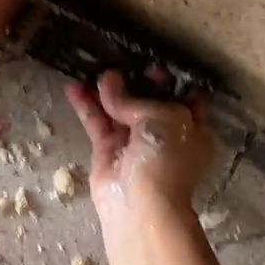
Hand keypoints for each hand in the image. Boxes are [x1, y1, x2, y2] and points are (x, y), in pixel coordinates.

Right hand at [66, 69, 214, 220]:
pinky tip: (73, 86)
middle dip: (134, 78)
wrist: (140, 205)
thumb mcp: (164, 117)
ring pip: (119, 108)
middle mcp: (164, 133)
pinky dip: (85, 104)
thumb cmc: (165, 158)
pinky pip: (96, 121)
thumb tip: (107, 81)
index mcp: (191, 127)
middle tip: (119, 59)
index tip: (152, 63)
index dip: (171, 78)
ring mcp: (134, 142)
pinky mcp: (107, 149)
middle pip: (149, 98)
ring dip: (106, 89)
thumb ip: (135, 98)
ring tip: (92, 66)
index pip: (185, 97)